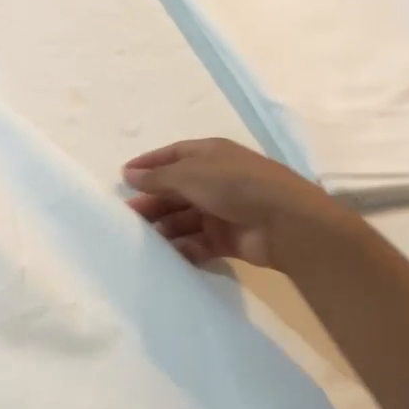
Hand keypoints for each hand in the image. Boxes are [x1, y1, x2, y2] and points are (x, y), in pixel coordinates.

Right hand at [123, 138, 347, 271]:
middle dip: (152, 201)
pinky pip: (199, 242)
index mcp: (211, 155)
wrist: (286, 223)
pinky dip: (184, 247)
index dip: (148, 165)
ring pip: (185, 218)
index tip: (123, 178)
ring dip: (165, 227)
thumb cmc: (235, 186)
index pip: (173, 156)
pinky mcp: (229, 239)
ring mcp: (224, 210)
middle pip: (177, 190)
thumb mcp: (190, 174)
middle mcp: (217, 180)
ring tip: (144, 238)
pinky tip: (170, 253)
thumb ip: (157, 177)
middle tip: (128, 216)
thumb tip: (129, 175)